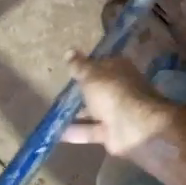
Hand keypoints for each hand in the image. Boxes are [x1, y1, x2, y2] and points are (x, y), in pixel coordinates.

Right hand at [61, 51, 177, 156]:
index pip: (99, 64)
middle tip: (55, 92)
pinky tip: (55, 132)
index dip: (83, 66)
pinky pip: (90, 130)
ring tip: (51, 113)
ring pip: (92, 111)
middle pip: (95, 89)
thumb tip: (69, 51)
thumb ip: (79, 66)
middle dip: (78, 92)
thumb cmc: (112, 93)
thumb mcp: (91, 74)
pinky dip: (75, 132)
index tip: (65, 70)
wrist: (135, 127)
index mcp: (118, 69)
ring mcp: (116, 112)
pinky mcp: (111, 133)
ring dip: (74, 113)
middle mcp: (118, 89)